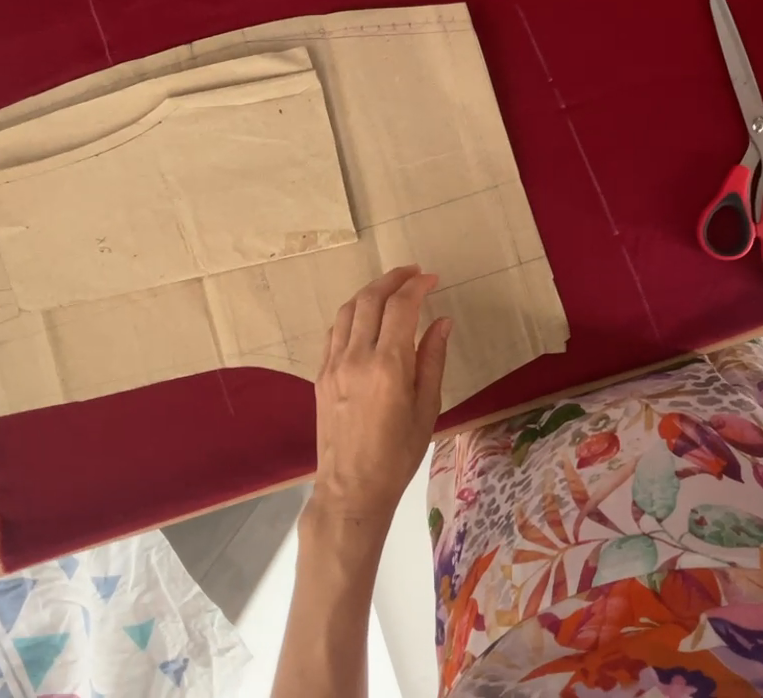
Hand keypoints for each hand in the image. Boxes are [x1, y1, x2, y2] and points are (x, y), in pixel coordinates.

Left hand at [310, 265, 451, 528]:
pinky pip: (334, 331)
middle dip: (393, 279)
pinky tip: (366, 317)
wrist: (351, 489)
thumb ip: (433, 359)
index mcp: (388, 366)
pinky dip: (352, 313)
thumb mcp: (427, 407)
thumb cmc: (398, 453)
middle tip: (413, 273)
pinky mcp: (320, 375)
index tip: (432, 279)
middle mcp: (357, 357)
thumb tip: (442, 321)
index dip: (418, 286)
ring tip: (391, 288)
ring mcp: (333, 364)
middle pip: (370, 299)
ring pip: (348, 310)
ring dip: (370, 291)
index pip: (401, 307)